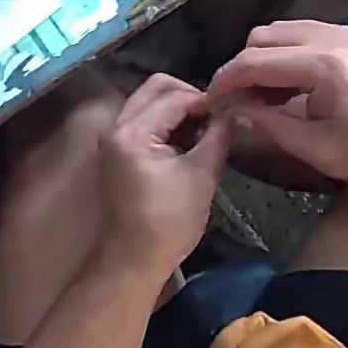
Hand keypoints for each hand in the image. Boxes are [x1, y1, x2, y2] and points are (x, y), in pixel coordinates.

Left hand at [97, 74, 231, 277]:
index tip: (232, 112)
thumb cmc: (168, 222)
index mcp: (132, 132)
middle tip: (216, 116)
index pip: (174, 97)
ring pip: (149, 100)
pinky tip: (189, 138)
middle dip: (190, 96)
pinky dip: (167, 121)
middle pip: (156, 88)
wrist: (133, 260)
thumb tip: (234, 112)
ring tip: (206, 127)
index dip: (207, 101)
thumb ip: (219, 136)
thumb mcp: (202, 175)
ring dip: (178, 108)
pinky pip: (144, 118)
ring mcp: (114, 137)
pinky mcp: (118, 149)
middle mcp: (116, 126)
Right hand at [208, 21, 347, 191]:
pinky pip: (312, 34)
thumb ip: (274, 128)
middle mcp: (335, 35)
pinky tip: (298, 87)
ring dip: (268, 58)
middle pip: (266, 35)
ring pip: (288, 31)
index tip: (210, 101)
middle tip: (240, 103)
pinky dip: (292, 54)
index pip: (254, 60)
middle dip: (243, 65)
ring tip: (267, 98)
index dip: (225, 80)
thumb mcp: (324, 151)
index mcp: (324, 63)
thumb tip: (239, 113)